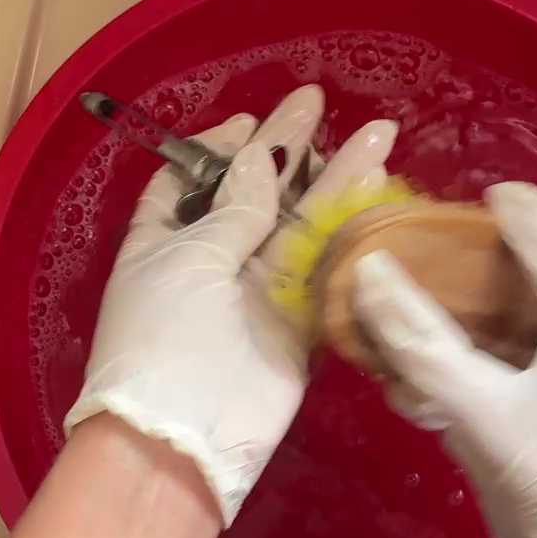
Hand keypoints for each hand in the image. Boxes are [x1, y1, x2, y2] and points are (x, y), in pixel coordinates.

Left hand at [67, 86, 394, 524]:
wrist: (184, 434)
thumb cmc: (165, 334)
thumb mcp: (187, 258)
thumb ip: (232, 209)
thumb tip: (257, 158)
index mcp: (160, 240)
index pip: (187, 181)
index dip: (217, 148)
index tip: (250, 121)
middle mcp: (208, 259)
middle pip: (249, 194)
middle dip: (281, 150)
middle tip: (314, 103)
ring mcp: (255, 290)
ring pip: (297, 224)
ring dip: (331, 178)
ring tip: (375, 130)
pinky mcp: (296, 320)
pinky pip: (325, 266)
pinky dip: (349, 231)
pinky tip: (376, 186)